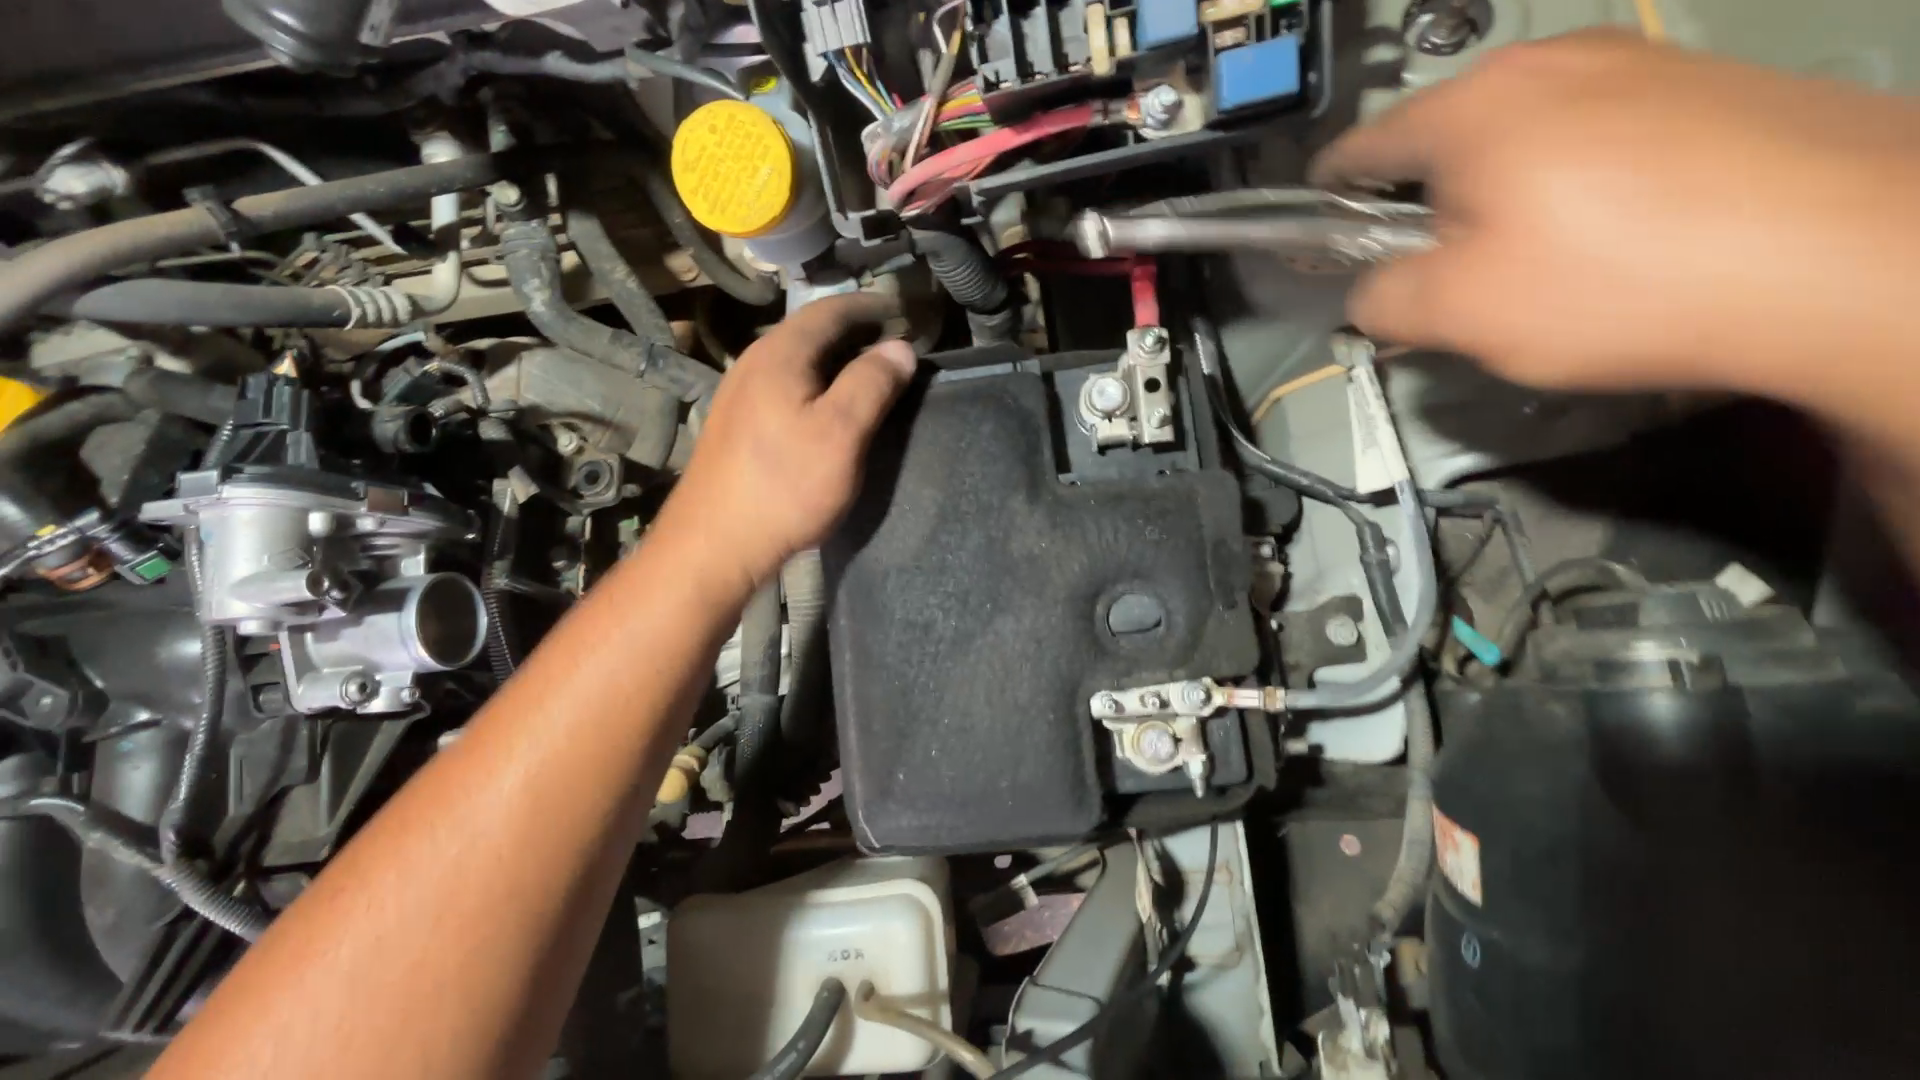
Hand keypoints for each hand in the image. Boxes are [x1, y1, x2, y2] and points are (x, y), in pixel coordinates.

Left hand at [657, 293, 916, 592]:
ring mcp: (739, 392)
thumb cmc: (785, 486)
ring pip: (798, 361)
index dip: (873, 308)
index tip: (908, 317)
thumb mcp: (841, 433)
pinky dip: (816, 385)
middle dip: (857, 333)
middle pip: (812, 331)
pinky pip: (785, 386)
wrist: (714, 544)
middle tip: (897, 349)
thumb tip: (899, 346)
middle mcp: (753, 361)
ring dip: (836, 361)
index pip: (833, 309)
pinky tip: (830, 410)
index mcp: (780, 353)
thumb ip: (872, 383)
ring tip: (872, 378)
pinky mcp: (736, 423)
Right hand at [1311, 31, 1919, 412]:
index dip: (1329, 198)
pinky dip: (1577, 187)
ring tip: (1538, 267)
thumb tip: (1369, 292)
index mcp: (1472, 108)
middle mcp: (1548, 63)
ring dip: (1502, 197)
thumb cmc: (1618, 281)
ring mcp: (1637, 64)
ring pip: (1523, 139)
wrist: (1852, 254)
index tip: (1327, 234)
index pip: (1360, 149)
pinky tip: (1615, 242)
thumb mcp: (1460, 314)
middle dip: (1426, 207)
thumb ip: (1382, 298)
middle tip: (1444, 276)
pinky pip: (1599, 138)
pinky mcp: (1707, 87)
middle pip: (1444, 142)